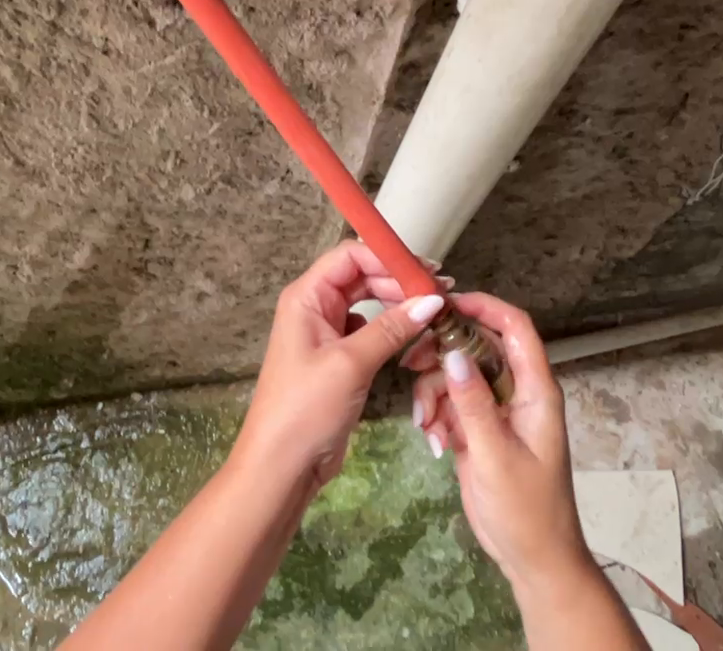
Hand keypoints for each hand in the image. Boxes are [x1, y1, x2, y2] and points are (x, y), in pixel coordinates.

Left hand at [233, 241, 451, 489]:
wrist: (281, 465)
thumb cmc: (306, 407)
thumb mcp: (351, 363)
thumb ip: (392, 328)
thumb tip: (434, 300)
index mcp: (306, 296)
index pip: (350, 256)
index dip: (388, 258)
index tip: (427, 273)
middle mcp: (314, 307)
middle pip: (361, 276)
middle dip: (398, 281)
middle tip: (441, 294)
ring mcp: (326, 332)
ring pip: (367, 302)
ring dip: (398, 303)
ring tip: (434, 312)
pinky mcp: (338, 357)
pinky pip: (369, 329)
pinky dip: (392, 328)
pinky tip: (414, 335)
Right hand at [410, 294, 591, 590]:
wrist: (531, 558)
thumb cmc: (526, 509)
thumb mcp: (496, 455)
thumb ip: (473, 403)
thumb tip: (452, 353)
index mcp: (536, 389)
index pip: (515, 329)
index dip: (485, 307)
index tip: (445, 304)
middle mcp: (516, 391)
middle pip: (476, 346)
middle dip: (441, 353)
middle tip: (410, 364)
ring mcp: (496, 408)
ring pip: (455, 374)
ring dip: (433, 393)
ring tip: (426, 425)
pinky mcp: (478, 427)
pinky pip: (449, 402)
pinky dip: (435, 415)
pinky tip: (433, 441)